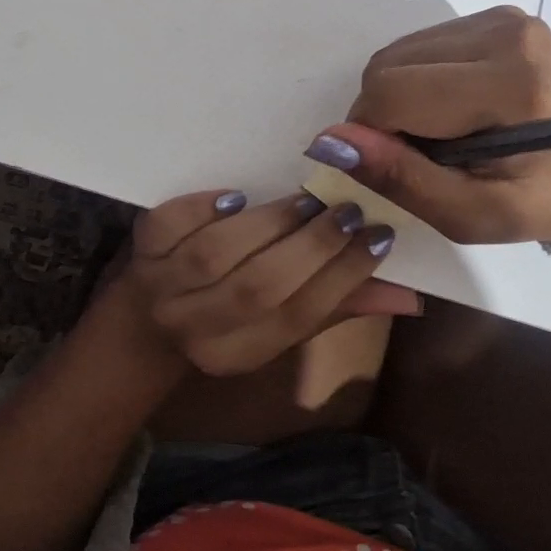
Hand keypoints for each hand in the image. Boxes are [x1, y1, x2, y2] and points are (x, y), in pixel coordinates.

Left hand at [99, 190, 420, 377]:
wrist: (143, 324)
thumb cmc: (227, 319)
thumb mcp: (279, 325)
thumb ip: (337, 305)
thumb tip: (409, 296)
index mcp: (237, 354)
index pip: (299, 317)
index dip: (343, 276)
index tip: (379, 235)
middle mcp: (196, 326)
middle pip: (258, 287)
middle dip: (311, 245)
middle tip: (347, 209)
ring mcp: (162, 287)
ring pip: (217, 253)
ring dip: (269, 222)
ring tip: (306, 199)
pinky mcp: (141, 248)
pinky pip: (169, 224)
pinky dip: (202, 207)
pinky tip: (236, 197)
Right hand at [302, 6, 550, 248]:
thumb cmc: (541, 204)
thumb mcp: (470, 216)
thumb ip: (401, 178)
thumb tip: (328, 140)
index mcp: (511, 84)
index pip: (392, 92)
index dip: (374, 135)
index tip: (401, 168)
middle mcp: (507, 33)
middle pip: (388, 66)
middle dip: (386, 116)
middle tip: (425, 155)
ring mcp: (504, 18)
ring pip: (398, 53)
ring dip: (401, 98)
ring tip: (444, 134)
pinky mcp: (498, 16)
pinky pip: (420, 45)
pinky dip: (419, 81)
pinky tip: (453, 109)